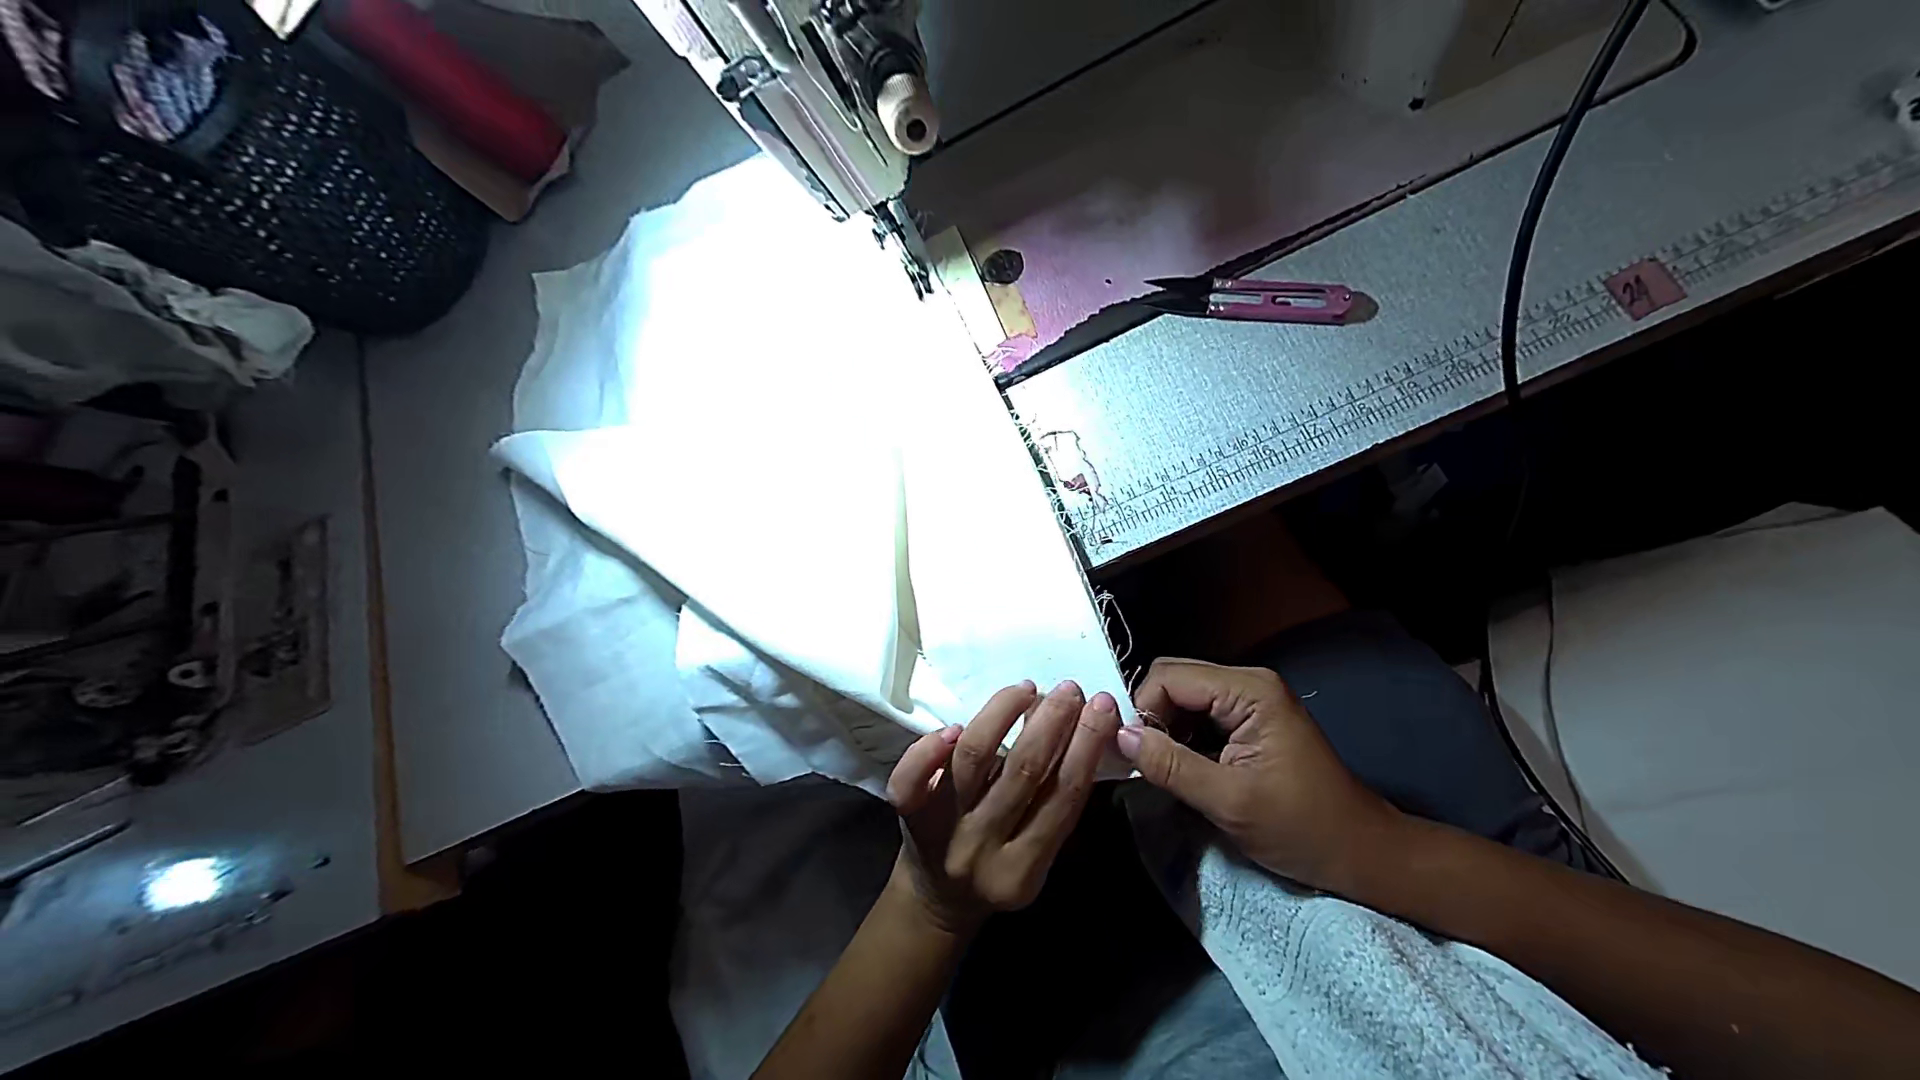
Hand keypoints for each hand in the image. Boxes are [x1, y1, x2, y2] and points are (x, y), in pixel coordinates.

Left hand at [886, 679, 1120, 933]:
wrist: (934, 901)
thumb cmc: (997, 866)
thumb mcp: (1035, 855)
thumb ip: (1054, 804)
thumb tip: (1078, 729)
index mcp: (1024, 868)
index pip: (1064, 796)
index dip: (1087, 746)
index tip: (1102, 706)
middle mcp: (982, 848)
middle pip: (1023, 772)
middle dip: (1052, 722)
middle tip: (1069, 689)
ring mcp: (941, 828)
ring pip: (973, 760)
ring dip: (1003, 714)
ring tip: (1026, 689)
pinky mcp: (907, 813)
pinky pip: (910, 778)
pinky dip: (929, 748)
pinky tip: (956, 725)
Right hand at [1115, 657, 1405, 892]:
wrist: (1362, 853)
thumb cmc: (1303, 828)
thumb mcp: (1230, 802)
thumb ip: (1170, 765)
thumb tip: (1118, 737)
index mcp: (1249, 690)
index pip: (1169, 677)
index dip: (1143, 710)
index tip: (1134, 752)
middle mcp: (1248, 682)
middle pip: (1173, 679)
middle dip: (1151, 716)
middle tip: (1146, 759)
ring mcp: (1250, 699)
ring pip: (1182, 696)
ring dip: (1165, 727)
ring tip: (1162, 766)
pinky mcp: (1248, 718)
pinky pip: (1198, 712)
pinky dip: (1181, 735)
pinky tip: (1182, 764)